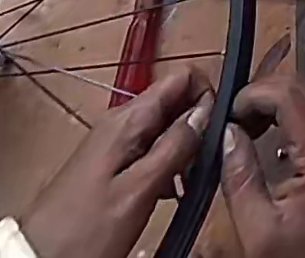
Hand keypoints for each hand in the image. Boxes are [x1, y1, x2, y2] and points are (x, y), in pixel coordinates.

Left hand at [21, 69, 214, 257]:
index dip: (206, 95)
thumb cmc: (87, 228)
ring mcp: (117, 140)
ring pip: (165, 125)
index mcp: (130, 117)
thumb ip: (174, 147)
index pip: (181, 77)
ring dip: (185, 147)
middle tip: (205, 165)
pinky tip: (172, 193)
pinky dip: (168, 163)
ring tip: (191, 184)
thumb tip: (206, 111)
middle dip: (197, 124)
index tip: (218, 131)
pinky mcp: (112, 162)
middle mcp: (124, 119)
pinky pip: (151, 147)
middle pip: (174, 100)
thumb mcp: (138, 191)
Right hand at [219, 77, 304, 257]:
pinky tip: (262, 130)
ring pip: (302, 92)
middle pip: (295, 85)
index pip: (285, 93)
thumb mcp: (258, 230)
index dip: (252, 94)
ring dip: (270, 100)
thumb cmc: (296, 257)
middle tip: (233, 117)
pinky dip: (282, 110)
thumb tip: (226, 130)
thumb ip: (240, 177)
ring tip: (243, 125)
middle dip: (260, 93)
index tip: (228, 114)